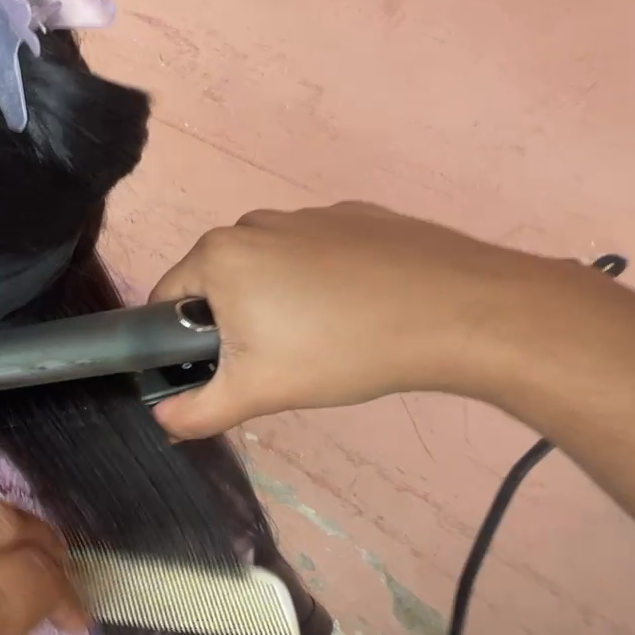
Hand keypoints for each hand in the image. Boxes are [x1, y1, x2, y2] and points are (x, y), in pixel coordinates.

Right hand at [146, 201, 592, 439]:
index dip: (182, 338)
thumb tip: (161, 420)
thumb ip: (198, 411)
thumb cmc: (344, 349)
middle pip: (217, 280)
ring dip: (277, 296)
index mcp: (216, 254)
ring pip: (267, 265)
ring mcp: (309, 214)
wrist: (473, 313)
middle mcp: (253, 224)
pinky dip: (325, 277)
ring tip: (326, 334)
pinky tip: (363, 307)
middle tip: (276, 355)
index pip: (168, 299)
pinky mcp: (360, 215)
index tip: (222, 364)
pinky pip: (317, 251)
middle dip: (232, 317)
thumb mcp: (260, 391)